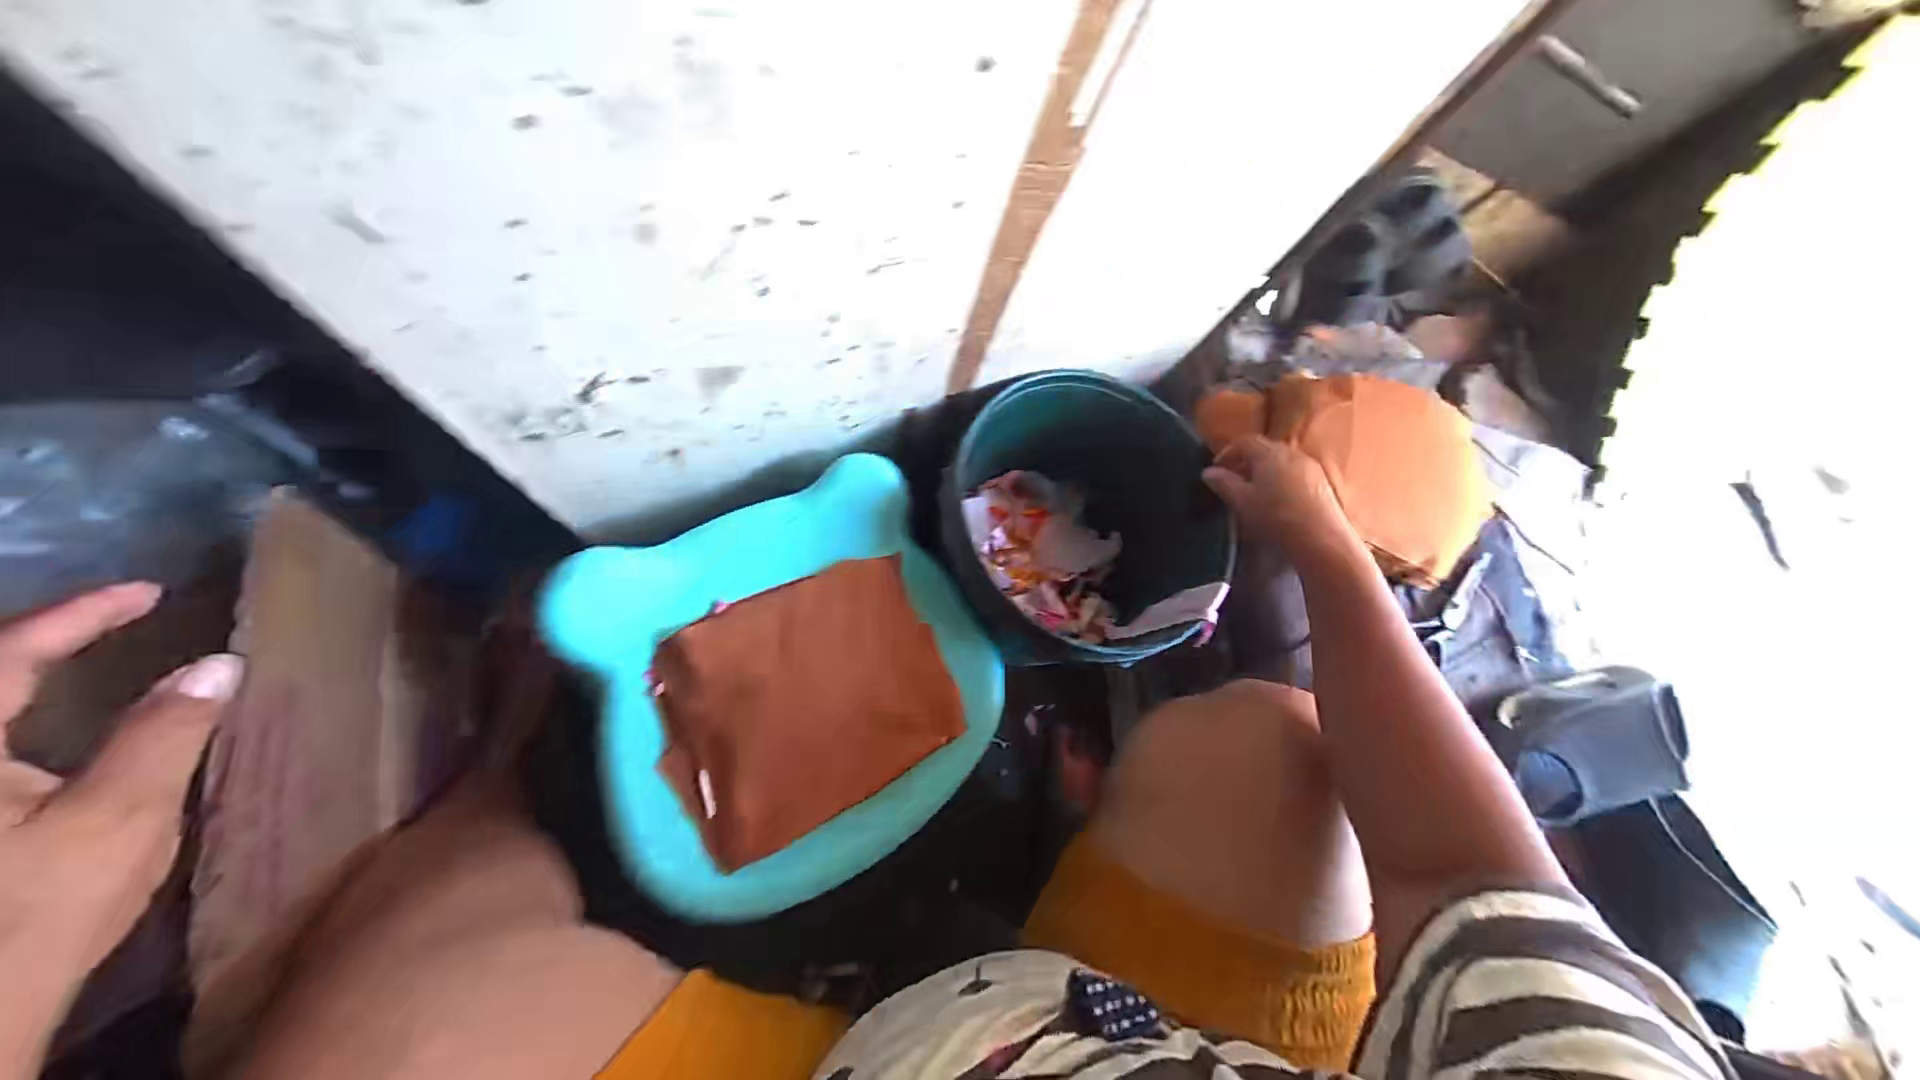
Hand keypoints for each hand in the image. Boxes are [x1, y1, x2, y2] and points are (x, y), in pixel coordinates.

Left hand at [0, 583, 241, 1079]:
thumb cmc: (33, 915)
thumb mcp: (118, 820)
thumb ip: (167, 734)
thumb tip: (218, 663)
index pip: (8, 655)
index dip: (80, 615)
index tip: (148, 590)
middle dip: (40, 643)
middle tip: (113, 621)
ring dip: (25, 685)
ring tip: (84, 667)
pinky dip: (18, 731)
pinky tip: (51, 742)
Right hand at [1202, 436, 1356, 563]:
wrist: (1320, 539)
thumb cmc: (1275, 516)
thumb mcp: (1242, 501)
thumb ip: (1224, 483)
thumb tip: (1208, 472)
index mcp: (1270, 454)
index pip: (1245, 441)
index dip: (1227, 452)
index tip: (1216, 469)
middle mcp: (1292, 454)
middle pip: (1265, 449)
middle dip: (1246, 461)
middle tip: (1233, 480)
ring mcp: (1311, 467)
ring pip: (1281, 461)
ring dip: (1264, 471)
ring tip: (1253, 492)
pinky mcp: (1322, 483)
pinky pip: (1295, 473)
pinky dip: (1281, 479)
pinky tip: (1276, 500)